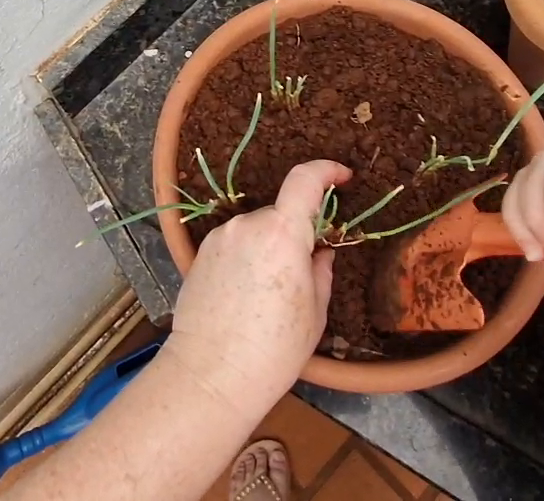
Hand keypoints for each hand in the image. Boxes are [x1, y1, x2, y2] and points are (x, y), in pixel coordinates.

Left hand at [163, 160, 351, 409]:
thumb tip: (320, 251)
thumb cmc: (274, 348)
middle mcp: (248, 224)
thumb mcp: (314, 312)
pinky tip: (246, 294)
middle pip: (280, 214)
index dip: (326, 171)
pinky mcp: (201, 251)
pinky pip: (235, 244)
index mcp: (282, 233)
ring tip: (269, 295)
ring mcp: (221, 236)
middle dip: (295, 235)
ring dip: (269, 248)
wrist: (212, 372)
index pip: (305, 180)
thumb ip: (320, 270)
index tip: (342, 176)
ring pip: (256, 230)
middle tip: (303, 274)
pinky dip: (247, 257)